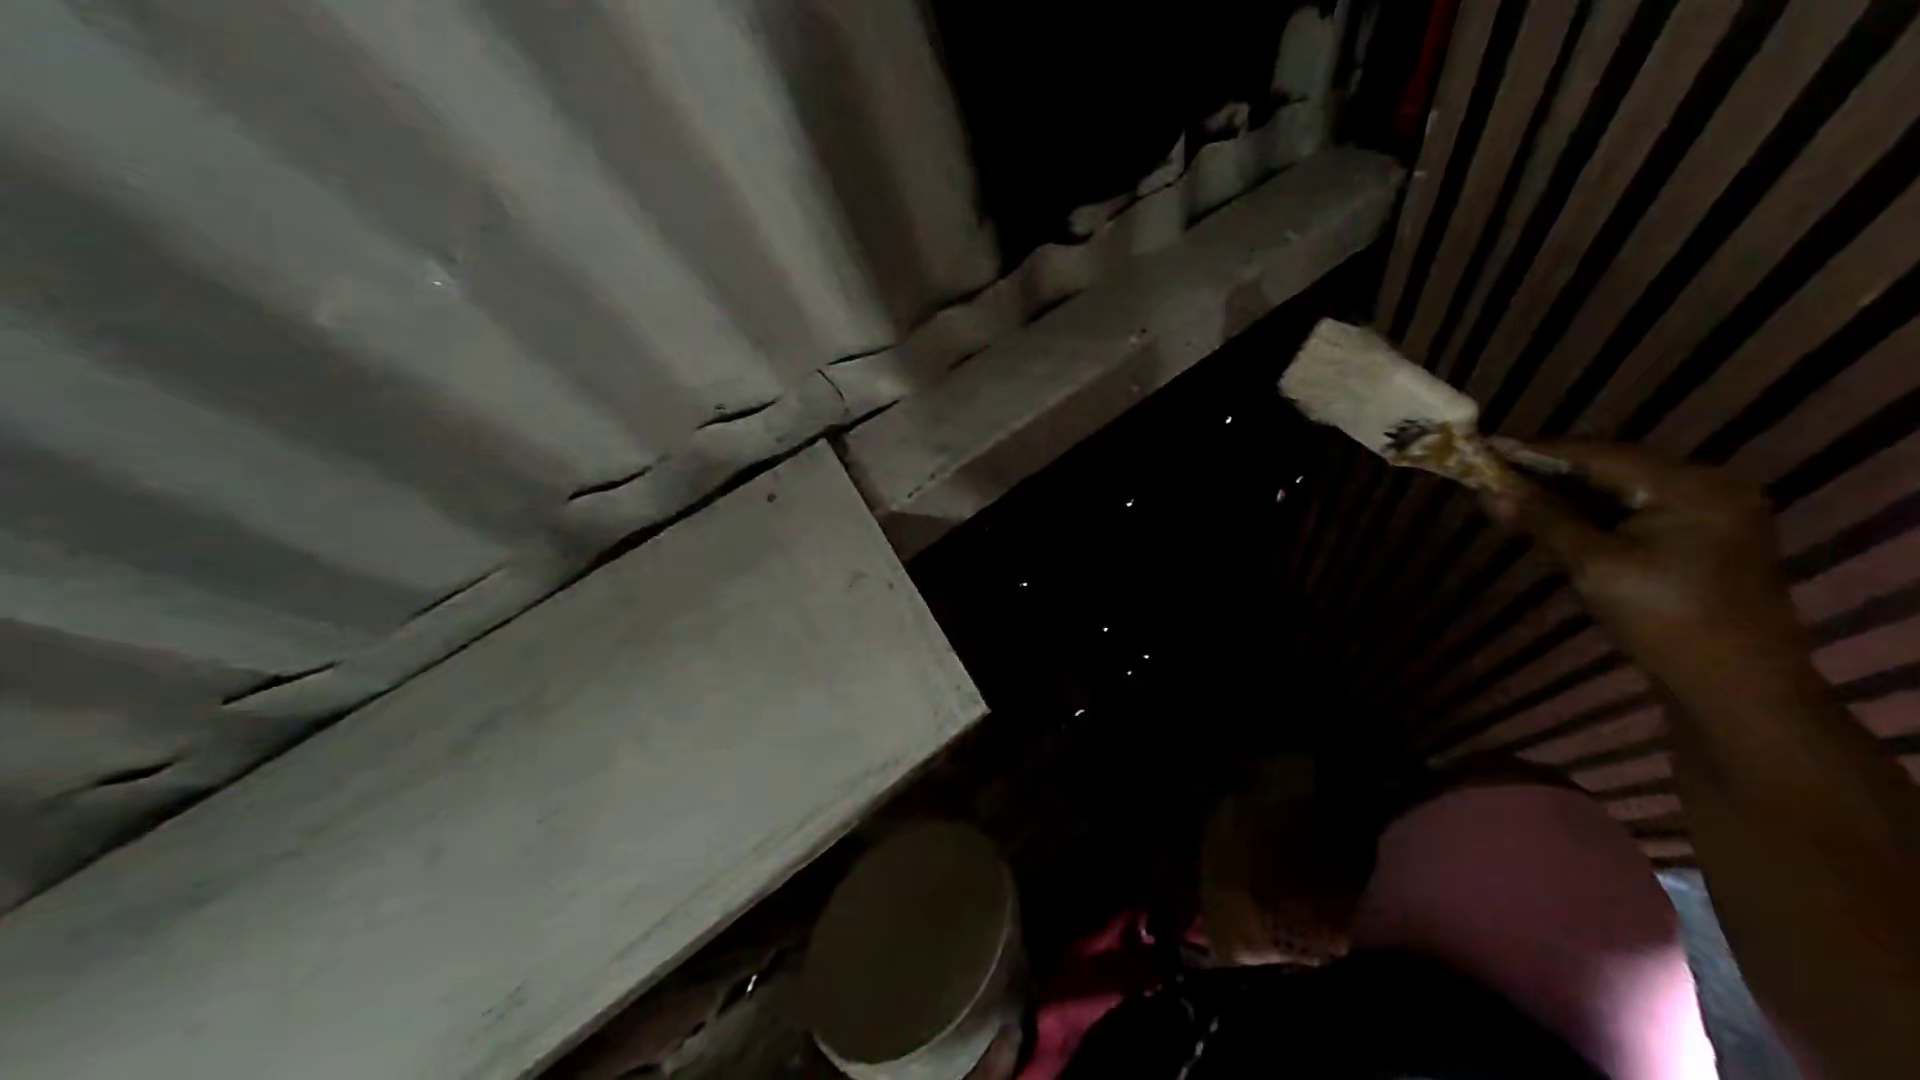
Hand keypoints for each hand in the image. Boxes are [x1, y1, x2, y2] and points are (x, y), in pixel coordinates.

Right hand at [1480, 439, 1807, 700]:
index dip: (1539, 452)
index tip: (1487, 451)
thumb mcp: (1594, 565)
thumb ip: (1544, 521)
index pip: (1600, 454)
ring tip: (1511, 500)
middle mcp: (1708, 488)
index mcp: (1692, 486)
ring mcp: (1709, 515)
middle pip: (1612, 469)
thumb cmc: (1664, 618)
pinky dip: (1591, 515)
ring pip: (1620, 492)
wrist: (1735, 685)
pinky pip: (1634, 513)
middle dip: (1549, 475)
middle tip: (1493, 479)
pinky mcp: (1701, 540)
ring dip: (1565, 497)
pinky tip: (1552, 521)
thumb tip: (1490, 490)